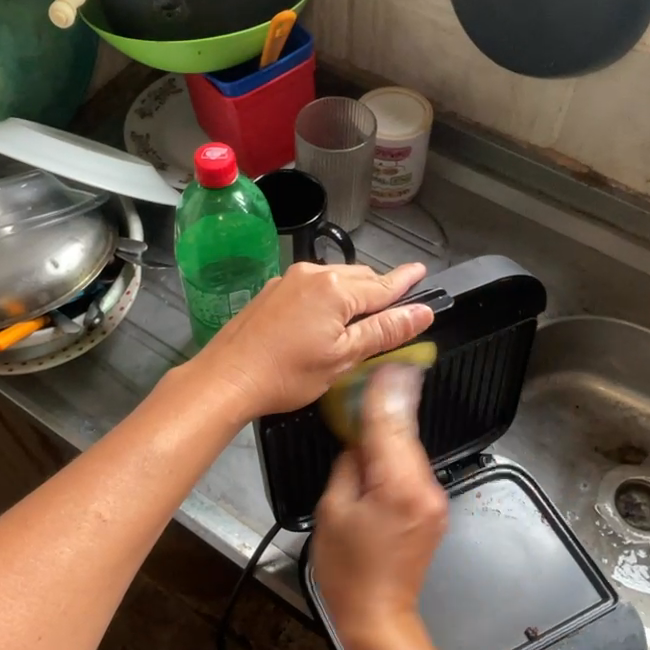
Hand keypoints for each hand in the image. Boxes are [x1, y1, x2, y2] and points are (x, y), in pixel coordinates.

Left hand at [190, 261, 433, 418]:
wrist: (227, 378)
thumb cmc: (286, 375)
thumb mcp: (344, 357)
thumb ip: (385, 332)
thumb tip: (422, 313)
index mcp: (335, 289)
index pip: (383, 285)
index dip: (405, 282)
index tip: (422, 271)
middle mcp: (312, 274)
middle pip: (359, 278)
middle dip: (379, 291)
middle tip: (395, 309)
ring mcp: (288, 281)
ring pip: (334, 281)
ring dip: (352, 295)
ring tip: (361, 320)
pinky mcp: (271, 292)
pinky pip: (311, 288)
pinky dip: (327, 299)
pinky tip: (324, 322)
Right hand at [311, 363, 448, 649]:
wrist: (378, 616)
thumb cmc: (347, 568)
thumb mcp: (332, 510)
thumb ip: (349, 464)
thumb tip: (358, 440)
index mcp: (397, 485)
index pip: (389, 425)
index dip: (383, 391)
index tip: (386, 363)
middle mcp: (425, 487)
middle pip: (405, 434)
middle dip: (386, 412)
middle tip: (374, 381)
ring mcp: (435, 500)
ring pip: (409, 453)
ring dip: (390, 437)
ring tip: (366, 423)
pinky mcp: (435, 511)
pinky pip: (413, 473)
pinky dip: (396, 460)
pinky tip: (378, 459)